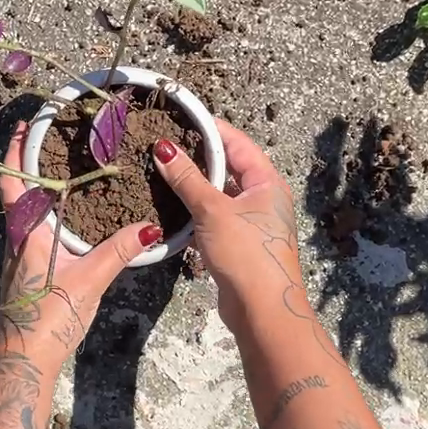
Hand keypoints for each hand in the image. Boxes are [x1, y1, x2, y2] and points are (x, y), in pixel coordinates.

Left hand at [0, 130, 161, 364]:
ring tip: (59, 169)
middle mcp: (16, 239)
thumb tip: (152, 227)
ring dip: (35, 188)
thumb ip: (119, 251)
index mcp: (26, 232)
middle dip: (27, 164)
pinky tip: (64, 216)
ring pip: (22, 211)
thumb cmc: (49, 317)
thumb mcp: (89, 280)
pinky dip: (43, 212)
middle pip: (16, 192)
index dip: (15, 152)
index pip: (13, 182)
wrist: (24, 361)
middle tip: (46, 139)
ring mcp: (18, 256)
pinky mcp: (25, 272)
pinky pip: (31, 230)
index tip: (24, 126)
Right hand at [152, 119, 307, 324]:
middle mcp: (262, 198)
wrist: (263, 311)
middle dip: (196, 157)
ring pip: (217, 194)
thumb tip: (163, 147)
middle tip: (164, 143)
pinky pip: (212, 217)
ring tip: (161, 171)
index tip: (181, 117)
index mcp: (266, 182)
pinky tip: (169, 208)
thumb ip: (186, 179)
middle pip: (227, 167)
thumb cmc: (246, 254)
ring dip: (193, 186)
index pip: (236, 143)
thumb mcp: (212, 210)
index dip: (210, 128)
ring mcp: (251, 222)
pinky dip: (193, 211)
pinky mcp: (237, 244)